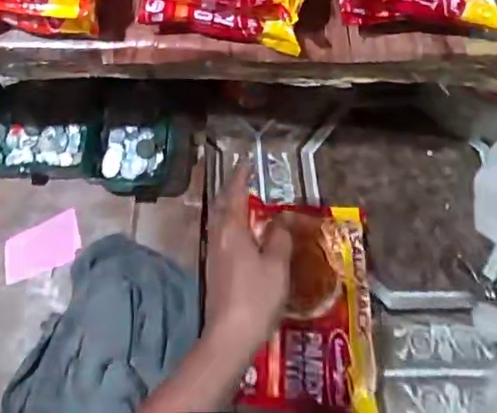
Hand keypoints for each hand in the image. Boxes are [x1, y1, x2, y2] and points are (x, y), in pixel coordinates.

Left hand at [205, 164, 295, 352]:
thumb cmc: (255, 297)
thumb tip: (282, 219)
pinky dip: (232, 224)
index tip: (246, 162)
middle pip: (223, 203)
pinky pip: (223, 234)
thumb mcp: (276, 266)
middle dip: (234, 189)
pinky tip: (243, 234)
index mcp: (232, 227)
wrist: (229, 335)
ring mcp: (214, 250)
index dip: (241, 176)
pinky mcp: (215, 266)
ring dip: (232, 207)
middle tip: (247, 179)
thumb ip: (279, 238)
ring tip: (247, 202)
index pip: (235, 192)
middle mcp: (218, 233)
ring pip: (221, 219)